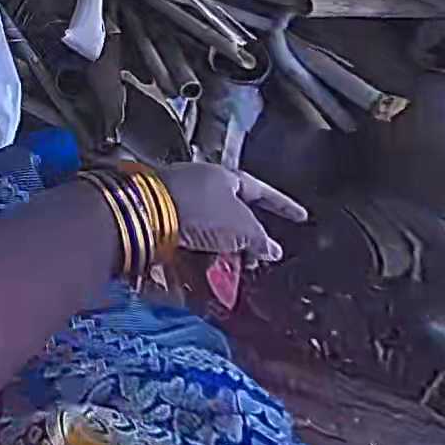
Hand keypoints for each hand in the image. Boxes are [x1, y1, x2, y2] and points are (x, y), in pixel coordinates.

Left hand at [159, 162, 307, 263]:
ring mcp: (172, 194)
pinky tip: (202, 266)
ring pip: (206, 224)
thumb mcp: (244, 229)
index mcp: (219, 175)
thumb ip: (261, 240)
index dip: (281, 205)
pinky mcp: (155, 212)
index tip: (299, 216)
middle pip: (229, 210)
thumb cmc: (198, 210)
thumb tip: (270, 249)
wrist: (145, 210)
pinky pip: (183, 232)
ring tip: (230, 269)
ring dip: (220, 247)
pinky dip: (196, 249)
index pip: (259, 190)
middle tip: (255, 258)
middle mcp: (194, 180)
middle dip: (244, 236)